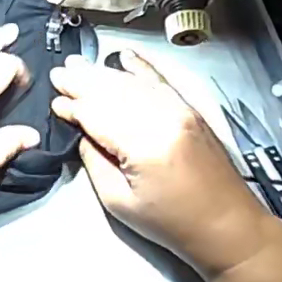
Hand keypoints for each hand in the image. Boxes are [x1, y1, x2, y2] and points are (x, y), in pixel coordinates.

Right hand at [49, 51, 281, 278]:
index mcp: (144, 145)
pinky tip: (125, 57)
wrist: (226, 225)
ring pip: (134, 82)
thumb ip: (96, 161)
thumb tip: (82, 132)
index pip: (98, 114)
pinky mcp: (190, 109)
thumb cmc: (172, 223)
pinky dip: (141, 68)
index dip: (74, 107)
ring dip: (105, 73)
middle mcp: (164, 118)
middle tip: (59, 74)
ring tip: (79, 65)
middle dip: (84, 81)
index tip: (55, 103)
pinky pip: (160, 81)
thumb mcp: (120, 202)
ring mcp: (180, 109)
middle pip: (114, 91)